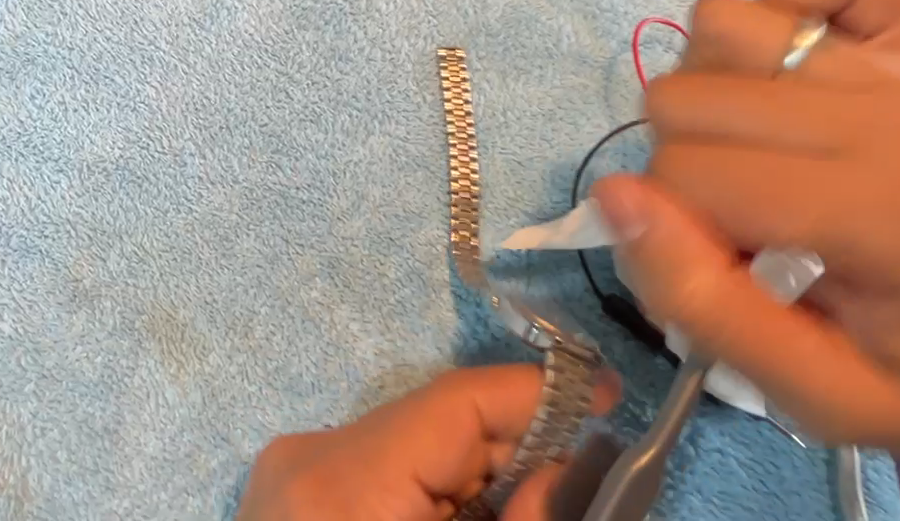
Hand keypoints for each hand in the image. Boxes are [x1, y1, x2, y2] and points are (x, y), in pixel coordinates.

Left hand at [235, 365, 617, 520]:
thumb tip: (560, 467)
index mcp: (345, 480)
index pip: (454, 402)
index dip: (534, 392)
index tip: (607, 392)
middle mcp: (310, 455)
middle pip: (433, 425)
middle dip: (515, 450)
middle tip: (588, 481)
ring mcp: (293, 474)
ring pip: (412, 450)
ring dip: (479, 481)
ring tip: (535, 507)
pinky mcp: (293, 496)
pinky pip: (383, 477)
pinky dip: (438, 500)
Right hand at [592, 0, 899, 517]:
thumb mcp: (823, 397)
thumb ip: (700, 302)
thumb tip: (612, 196)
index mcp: (894, 219)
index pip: (687, 173)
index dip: (674, 227)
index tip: (727, 268)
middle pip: (687, 93)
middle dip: (684, 162)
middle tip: (743, 217)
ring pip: (728, 19)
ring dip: (713, 83)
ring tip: (761, 142)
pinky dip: (797, 6)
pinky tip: (806, 72)